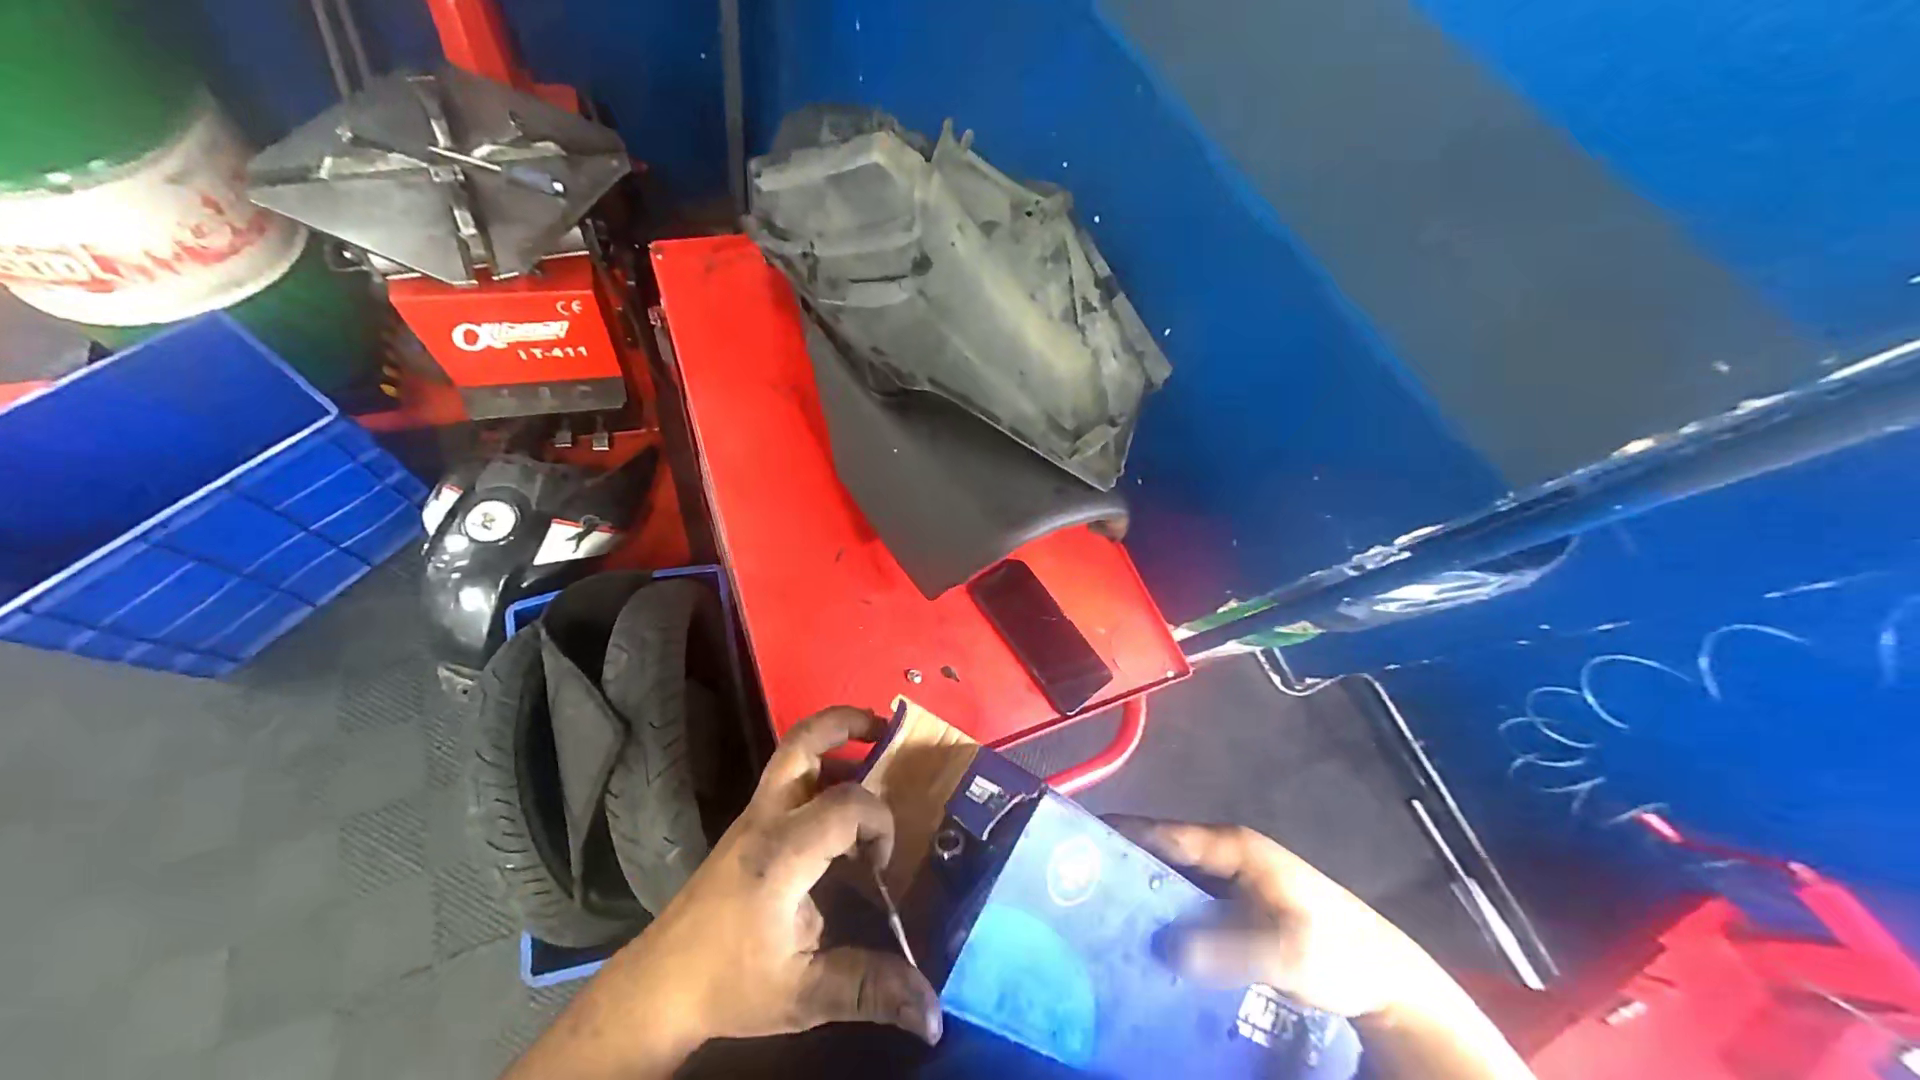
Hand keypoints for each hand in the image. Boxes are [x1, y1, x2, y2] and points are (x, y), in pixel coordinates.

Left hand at [509, 708, 940, 1079]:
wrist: (660, 986)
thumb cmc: (731, 985)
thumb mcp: (805, 995)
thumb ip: (870, 990)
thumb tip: (932, 1013)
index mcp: (782, 853)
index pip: (846, 804)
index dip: (879, 824)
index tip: (880, 866)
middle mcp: (766, 818)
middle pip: (803, 742)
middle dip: (848, 723)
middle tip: (886, 730)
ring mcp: (752, 816)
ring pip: (792, 752)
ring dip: (834, 742)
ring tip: (872, 751)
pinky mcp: (747, 824)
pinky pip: (789, 777)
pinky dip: (822, 771)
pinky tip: (841, 805)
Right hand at [1108, 817, 1446, 1017]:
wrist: (1384, 978)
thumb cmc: (1335, 950)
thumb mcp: (1285, 951)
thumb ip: (1226, 947)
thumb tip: (1163, 947)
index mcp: (1230, 845)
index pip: (1161, 832)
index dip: (1118, 834)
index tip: (1073, 846)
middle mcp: (1222, 855)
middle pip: (1157, 854)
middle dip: (1119, 870)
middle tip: (1075, 895)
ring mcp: (1228, 881)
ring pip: (1168, 882)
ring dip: (1138, 898)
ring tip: (1097, 922)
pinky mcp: (1232, 908)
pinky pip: (1183, 906)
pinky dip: (1161, 919)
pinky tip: (1141, 945)